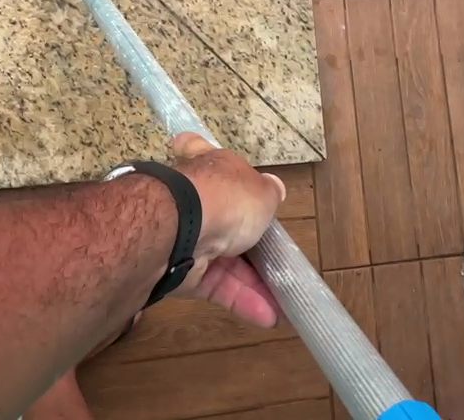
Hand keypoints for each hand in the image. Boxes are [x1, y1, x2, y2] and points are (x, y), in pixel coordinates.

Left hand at [168, 133, 285, 327]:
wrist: (183, 228)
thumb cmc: (226, 197)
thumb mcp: (261, 191)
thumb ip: (267, 193)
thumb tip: (274, 187)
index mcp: (207, 165)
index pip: (196, 148)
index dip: (198, 150)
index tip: (200, 154)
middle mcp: (194, 197)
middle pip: (221, 216)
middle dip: (247, 239)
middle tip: (275, 259)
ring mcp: (187, 234)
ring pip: (222, 257)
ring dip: (251, 280)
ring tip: (281, 302)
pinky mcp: (183, 270)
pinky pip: (216, 284)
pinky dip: (240, 299)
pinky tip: (268, 315)